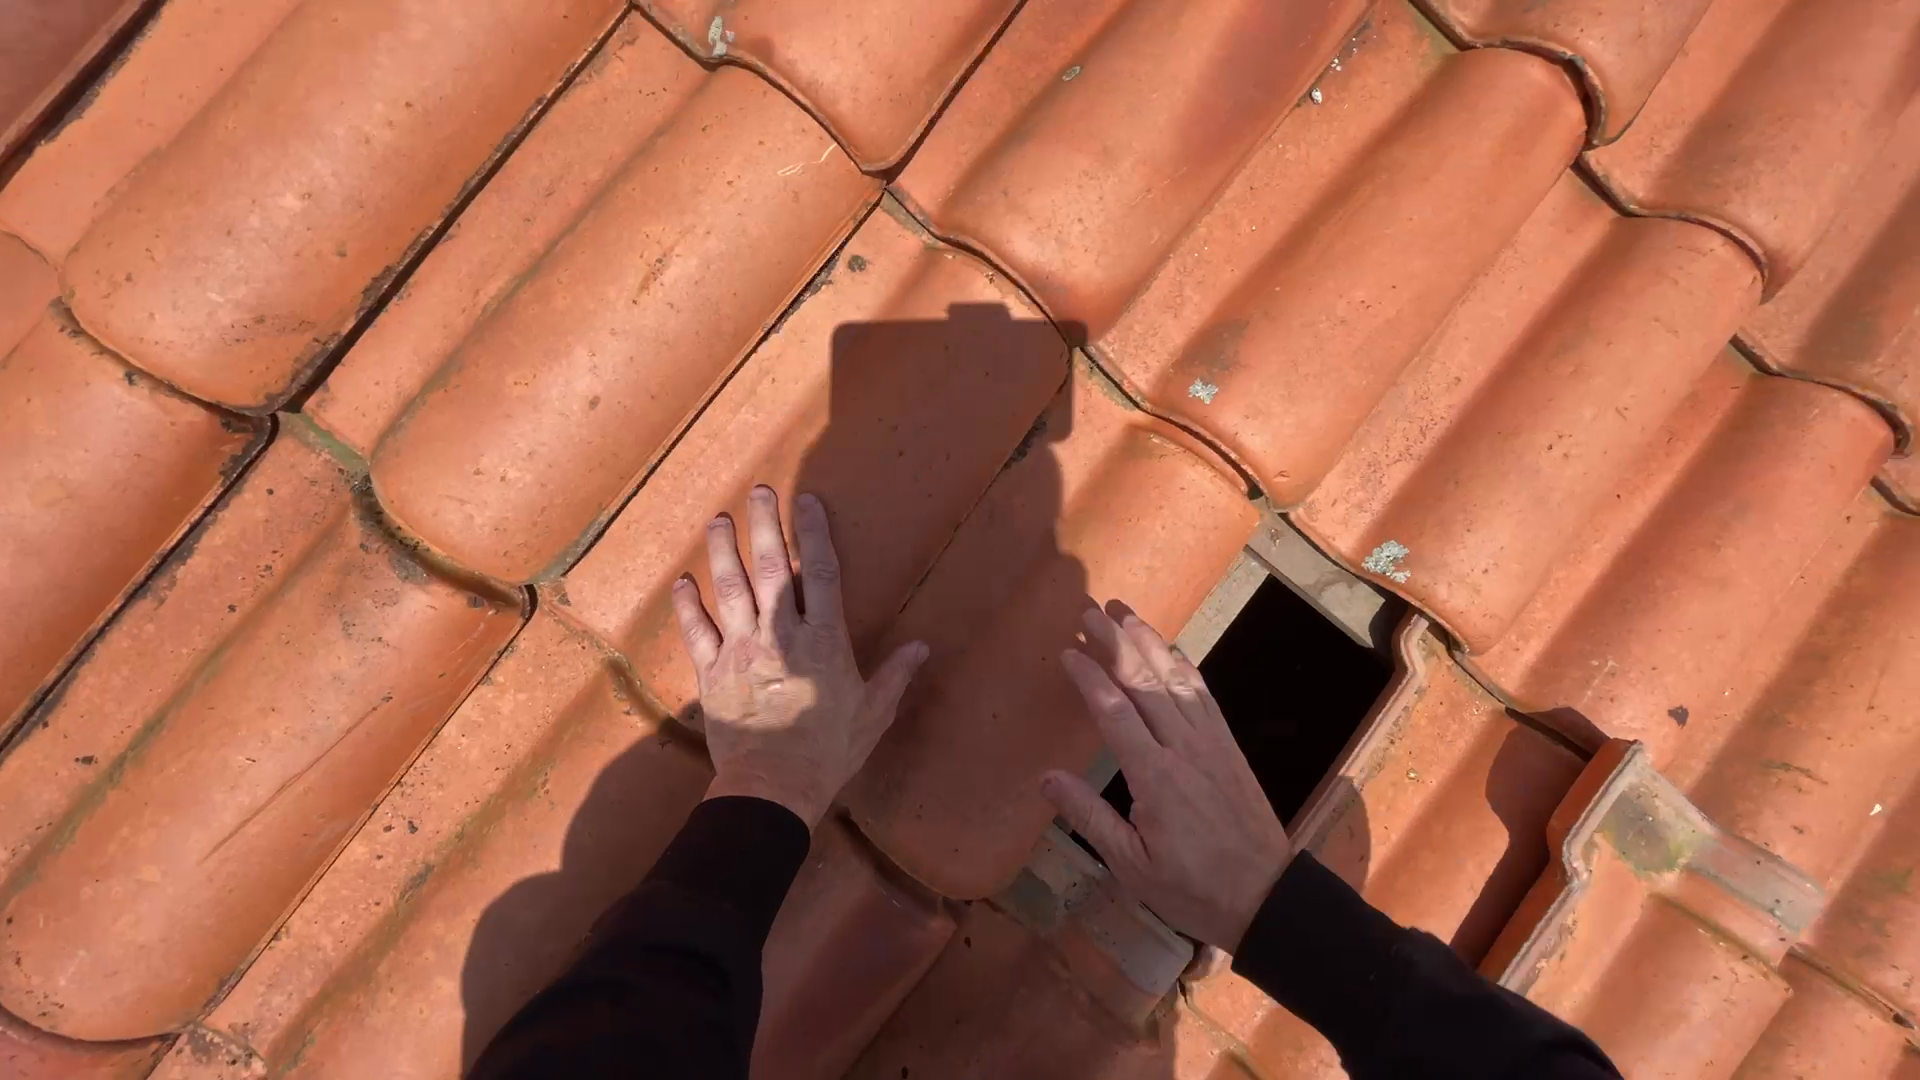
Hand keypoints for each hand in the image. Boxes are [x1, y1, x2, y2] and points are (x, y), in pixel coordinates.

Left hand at [672, 487, 927, 827]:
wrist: (773, 787)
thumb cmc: (830, 749)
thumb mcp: (874, 712)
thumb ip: (895, 674)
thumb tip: (922, 646)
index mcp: (823, 640)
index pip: (819, 574)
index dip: (813, 535)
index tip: (807, 502)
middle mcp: (780, 635)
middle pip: (769, 571)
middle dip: (764, 527)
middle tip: (758, 491)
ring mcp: (740, 652)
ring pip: (729, 591)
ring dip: (722, 552)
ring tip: (719, 519)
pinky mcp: (711, 674)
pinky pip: (696, 633)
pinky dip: (687, 607)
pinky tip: (682, 581)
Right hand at [1041, 602, 1292, 950]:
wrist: (1268, 897)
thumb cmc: (1192, 887)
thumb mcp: (1132, 865)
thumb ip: (1089, 817)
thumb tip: (1046, 778)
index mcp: (1153, 775)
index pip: (1114, 711)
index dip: (1089, 676)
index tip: (1068, 651)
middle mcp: (1182, 747)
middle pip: (1143, 682)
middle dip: (1116, 642)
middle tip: (1091, 611)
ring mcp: (1210, 742)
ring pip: (1175, 679)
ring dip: (1149, 643)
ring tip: (1127, 613)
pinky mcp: (1228, 746)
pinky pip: (1204, 695)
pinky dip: (1184, 666)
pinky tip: (1172, 650)